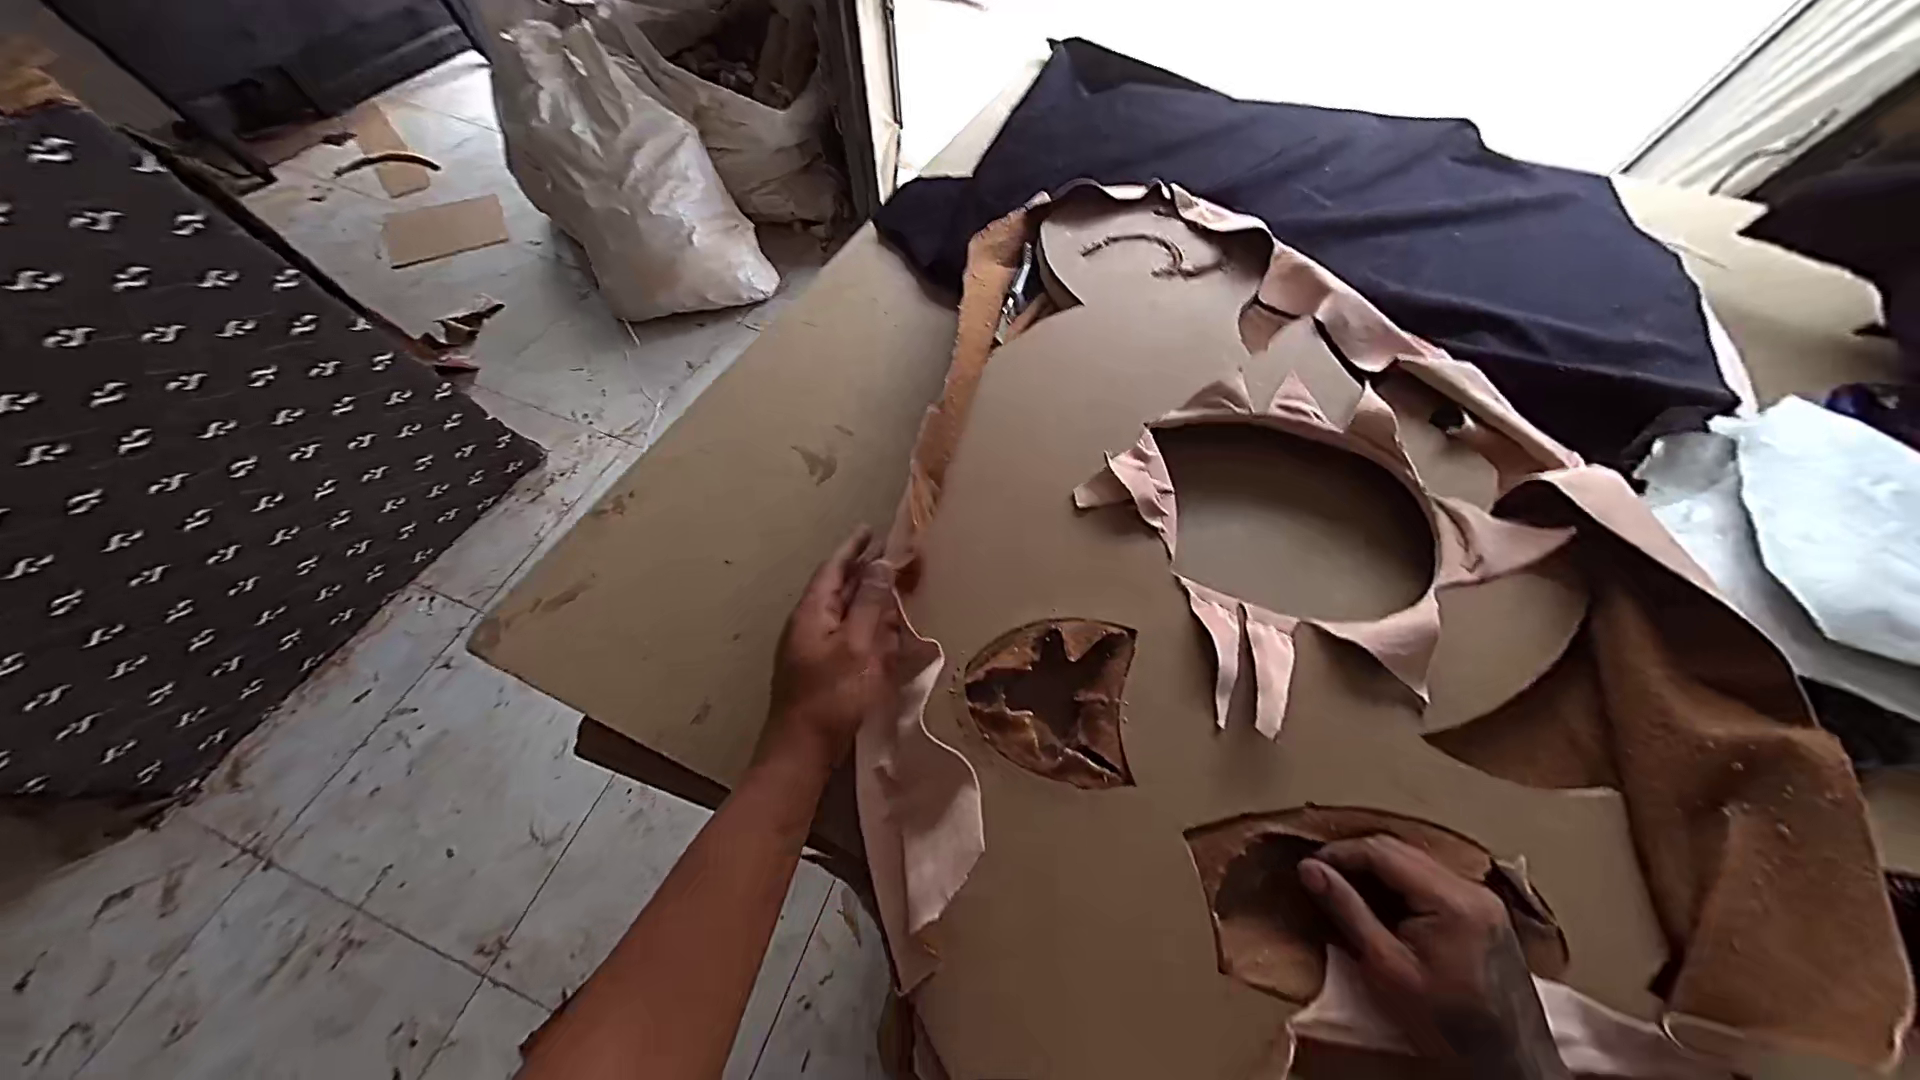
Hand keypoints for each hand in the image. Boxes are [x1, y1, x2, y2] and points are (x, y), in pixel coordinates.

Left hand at [757, 526, 899, 776]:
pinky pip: (847, 637)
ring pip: (844, 614)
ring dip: (868, 601)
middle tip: (890, 559)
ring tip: (892, 591)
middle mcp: (809, 624)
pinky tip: (885, 634)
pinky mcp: (821, 669)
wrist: (802, 750)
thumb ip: (871, 604)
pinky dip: (867, 629)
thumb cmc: (832, 696)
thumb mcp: (858, 645)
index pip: (834, 569)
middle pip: (839, 589)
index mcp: (813, 612)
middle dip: (864, 573)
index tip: (868, 530)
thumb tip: (881, 565)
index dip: (852, 548)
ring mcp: (813, 648)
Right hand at [1299, 836, 1568, 1079]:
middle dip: (1354, 856)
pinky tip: (1379, 900)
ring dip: (1374, 866)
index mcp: (1452, 902)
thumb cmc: (1447, 1025)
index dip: (1338, 852)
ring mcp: (1483, 900)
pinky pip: (1428, 876)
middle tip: (1322, 874)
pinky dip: (1396, 879)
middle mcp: (1472, 891)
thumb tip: (1309, 868)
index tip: (1309, 866)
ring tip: (1344, 886)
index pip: (1381, 851)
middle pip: (1397, 848)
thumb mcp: (1386, 967)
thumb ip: (1346, 910)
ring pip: (1411, 858)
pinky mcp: (1483, 911)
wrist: (1512, 1067)